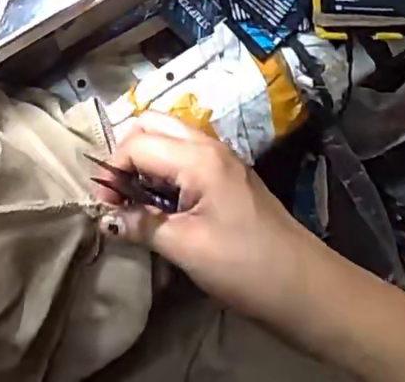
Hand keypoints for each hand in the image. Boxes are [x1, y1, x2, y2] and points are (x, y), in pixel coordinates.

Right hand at [93, 114, 327, 321]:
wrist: (301, 282)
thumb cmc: (243, 264)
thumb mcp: (187, 248)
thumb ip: (144, 224)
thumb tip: (106, 217)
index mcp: (198, 157)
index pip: (139, 142)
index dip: (113, 169)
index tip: (103, 205)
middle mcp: (208, 144)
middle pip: (153, 122)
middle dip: (127, 150)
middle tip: (116, 192)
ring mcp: (220, 155)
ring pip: (169, 133)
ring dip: (145, 155)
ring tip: (134, 197)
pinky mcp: (226, 171)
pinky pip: (184, 150)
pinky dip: (163, 163)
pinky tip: (160, 198)